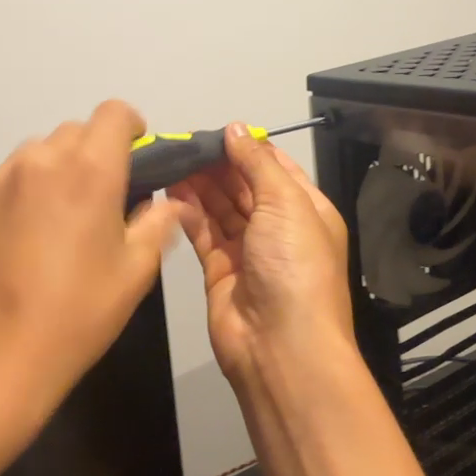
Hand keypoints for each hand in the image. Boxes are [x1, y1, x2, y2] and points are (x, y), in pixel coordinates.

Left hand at [0, 100, 180, 425]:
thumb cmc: (75, 314)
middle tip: (102, 204)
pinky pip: (7, 180)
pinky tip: (22, 243)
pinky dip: (24, 194)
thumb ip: (157, 224)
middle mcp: (39, 159)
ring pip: (38, 154)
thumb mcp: (134, 272)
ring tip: (58, 226)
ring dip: (57, 172)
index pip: (114, 113)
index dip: (131, 129)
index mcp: (89, 169)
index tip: (137, 160)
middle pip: (75, 132)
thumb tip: (168, 203)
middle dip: (95, 155)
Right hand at [169, 125, 352, 383]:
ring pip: (220, 209)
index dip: (247, 148)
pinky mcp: (219, 272)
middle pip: (244, 187)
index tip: (214, 130)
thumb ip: (257, 163)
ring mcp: (248, 252)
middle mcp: (279, 229)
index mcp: (307, 210)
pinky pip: (202, 234)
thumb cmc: (295, 267)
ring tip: (170, 160)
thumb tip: (236, 128)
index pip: (275, 168)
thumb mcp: (286, 203)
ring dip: (199, 185)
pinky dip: (188, 213)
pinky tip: (168, 191)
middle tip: (182, 143)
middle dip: (217, 165)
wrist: (281, 347)